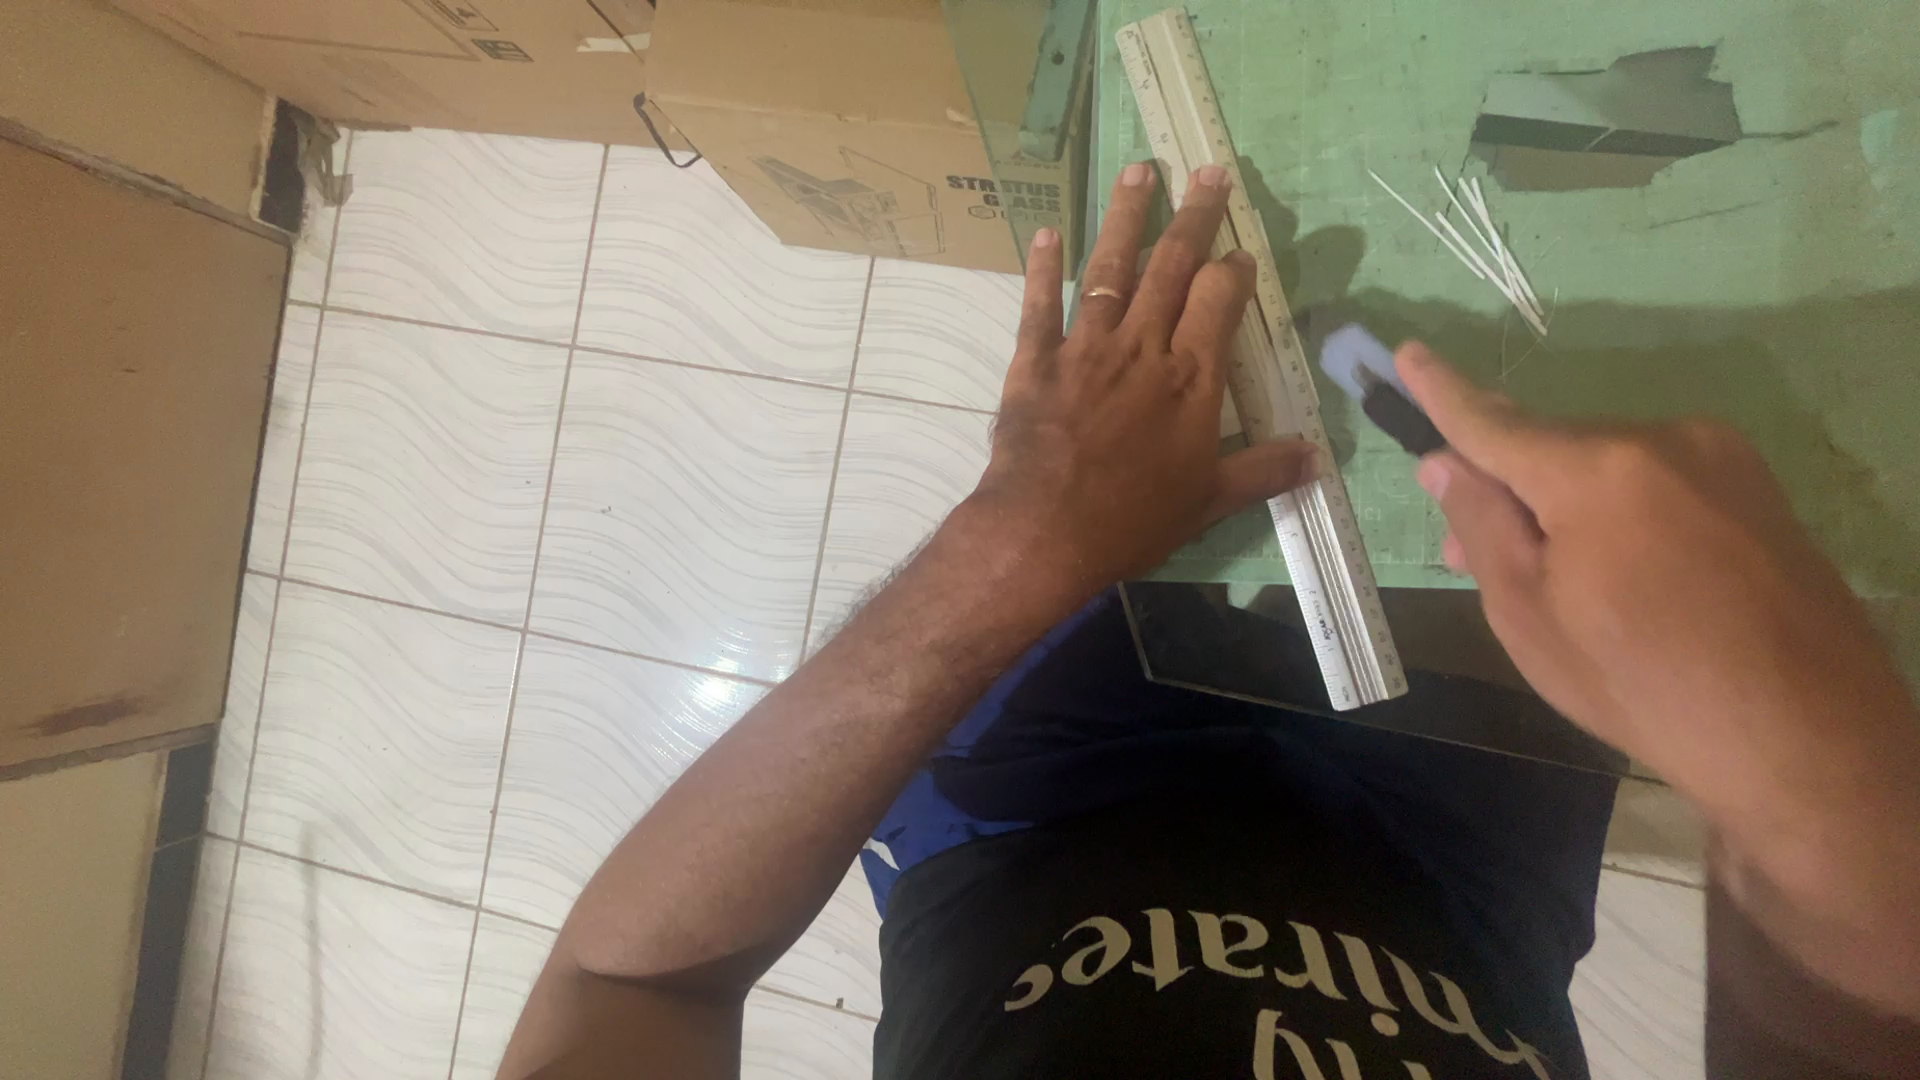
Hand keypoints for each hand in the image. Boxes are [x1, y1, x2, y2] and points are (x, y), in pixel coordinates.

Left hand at [965, 162, 1316, 595]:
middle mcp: (1142, 348)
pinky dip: (1043, 268)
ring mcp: (1085, 349)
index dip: (1233, 270)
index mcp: (1190, 377)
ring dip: (1126, 218)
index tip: (1240, 252)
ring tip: (1139, 172)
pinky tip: (1048, 233)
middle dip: (1193, 216)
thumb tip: (1318, 457)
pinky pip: (1039, 305)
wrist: (1045, 531)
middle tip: (1207, 173)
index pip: (1220, 301)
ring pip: (1110, 269)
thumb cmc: (1130, 519)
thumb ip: (1261, 473)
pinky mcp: (1035, 362)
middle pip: (1173, 267)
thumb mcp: (1207, 503)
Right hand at [1397, 340, 1911, 780]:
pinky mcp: (1754, 490)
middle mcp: (1664, 442)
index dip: (1439, 390)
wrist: (1807, 742)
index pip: (1492, 422)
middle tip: (1466, 551)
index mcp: (1599, 471)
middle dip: (1498, 486)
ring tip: (1537, 573)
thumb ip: (1480, 523)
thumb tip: (1446, 461)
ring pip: (1595, 464)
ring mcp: (1721, 461)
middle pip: (1544, 447)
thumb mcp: (1524, 609)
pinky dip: (1602, 509)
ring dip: (1549, 503)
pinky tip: (1601, 568)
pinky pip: (1646, 479)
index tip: (1406, 350)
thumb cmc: (1636, 678)